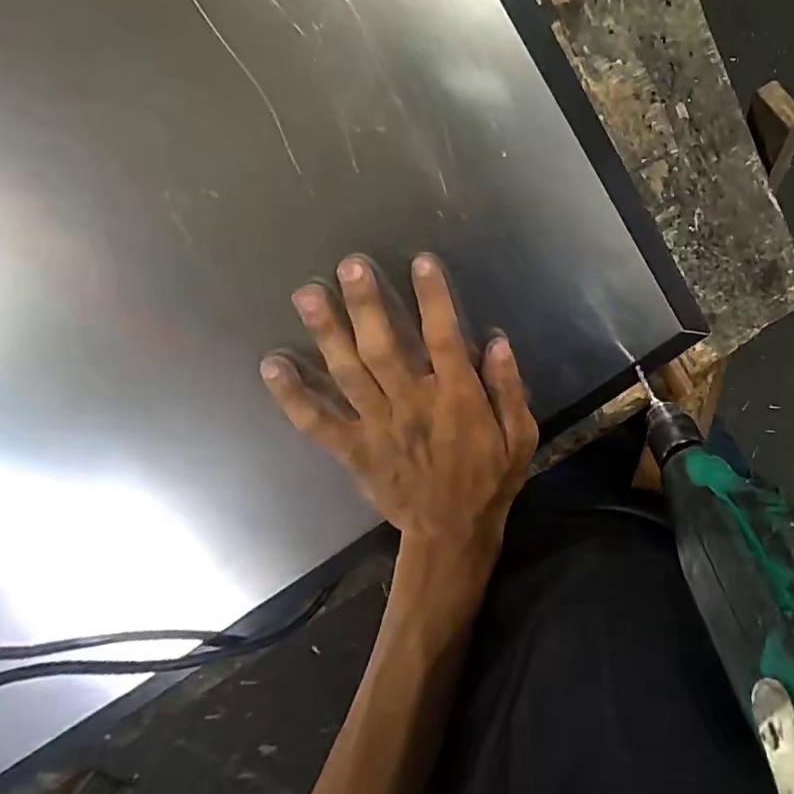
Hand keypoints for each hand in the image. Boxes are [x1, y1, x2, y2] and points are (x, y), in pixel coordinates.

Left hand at [261, 253, 537, 548]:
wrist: (452, 532)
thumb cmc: (490, 477)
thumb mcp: (521, 435)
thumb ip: (508, 388)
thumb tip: (496, 340)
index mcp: (456, 398)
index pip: (443, 337)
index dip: (432, 297)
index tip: (421, 261)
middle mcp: (412, 405)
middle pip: (384, 347)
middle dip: (367, 305)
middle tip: (349, 266)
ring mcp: (378, 427)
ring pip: (348, 374)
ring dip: (327, 334)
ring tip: (307, 295)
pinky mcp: (353, 450)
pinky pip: (318, 422)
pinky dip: (293, 396)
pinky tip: (272, 365)